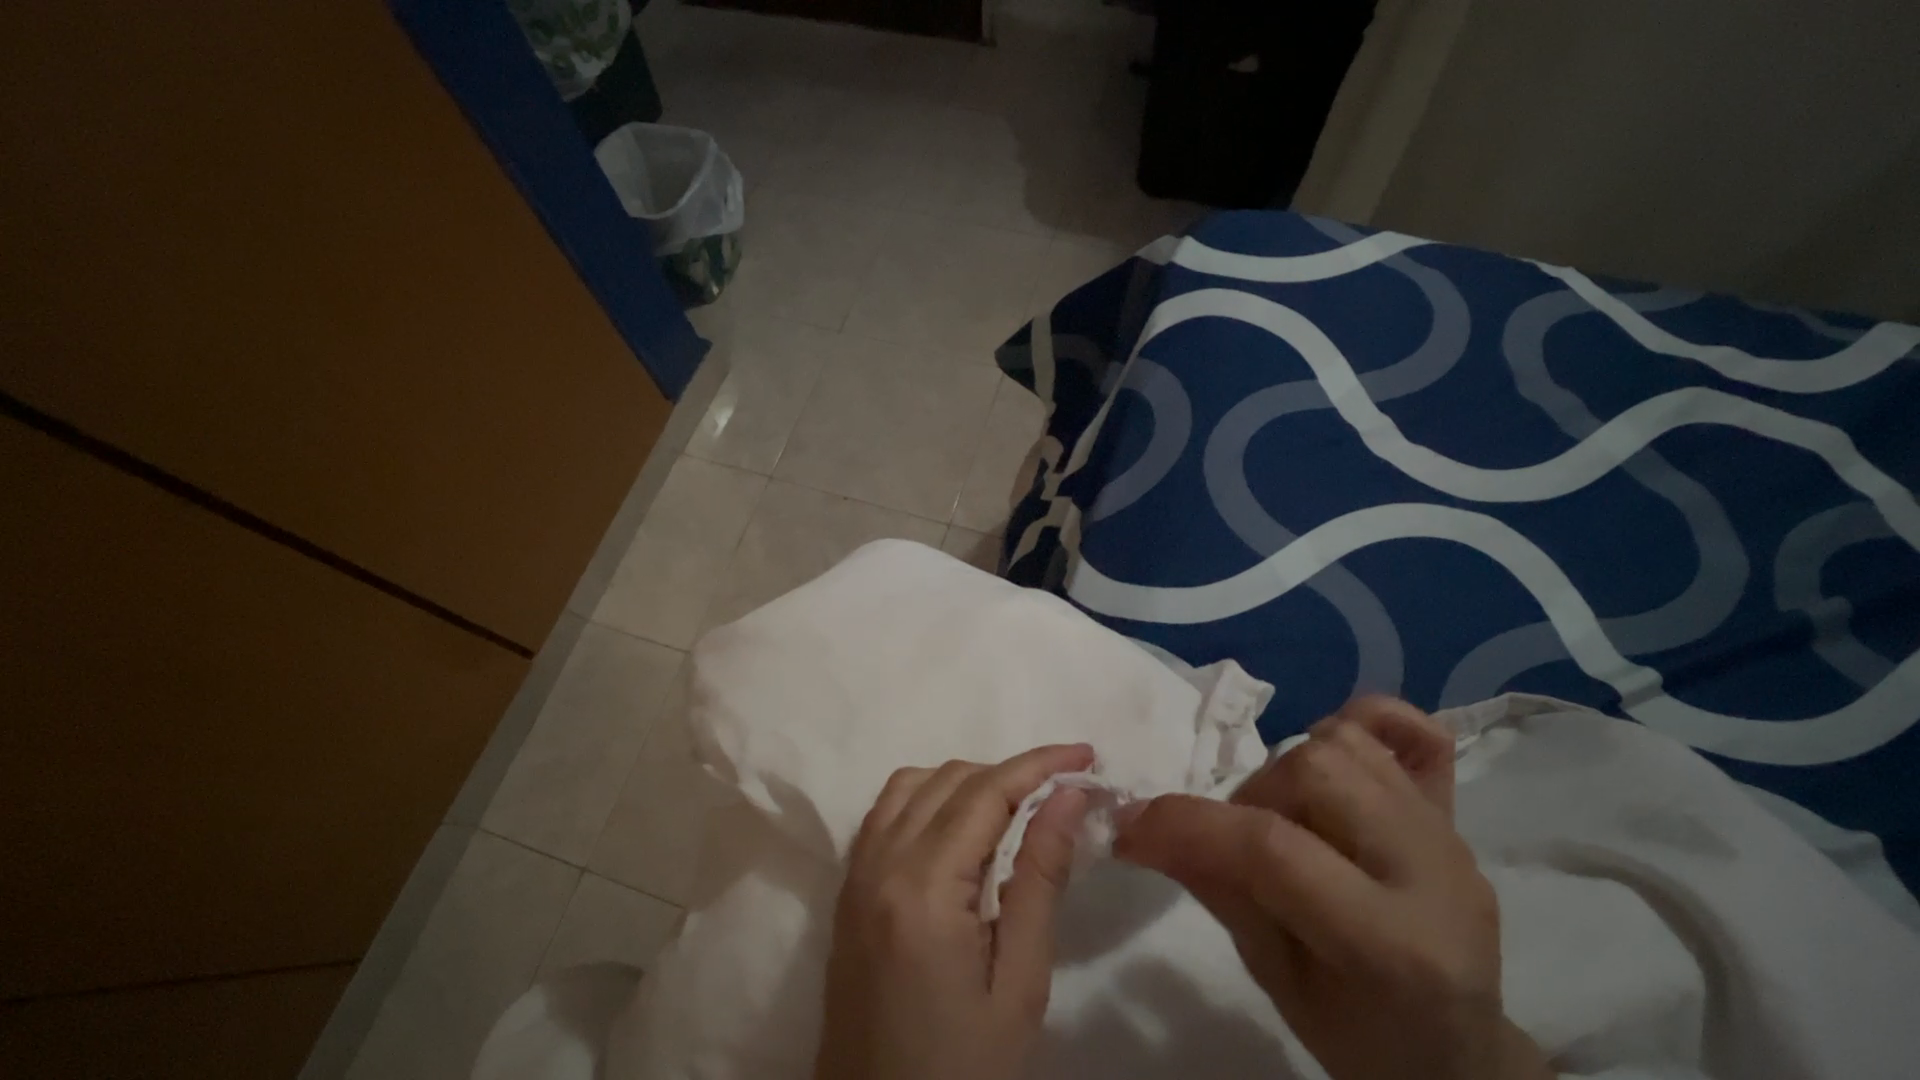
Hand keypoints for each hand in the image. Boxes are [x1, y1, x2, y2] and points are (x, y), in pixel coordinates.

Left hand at [814, 744, 1094, 1079]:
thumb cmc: (964, 1067)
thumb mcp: (1019, 983)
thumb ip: (1040, 879)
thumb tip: (1068, 797)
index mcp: (923, 888)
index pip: (986, 793)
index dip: (1039, 764)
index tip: (1086, 754)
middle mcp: (878, 864)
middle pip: (948, 779)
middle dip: (1009, 772)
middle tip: (1062, 792)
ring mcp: (854, 875)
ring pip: (910, 785)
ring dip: (966, 782)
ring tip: (1015, 809)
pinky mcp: (846, 892)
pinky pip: (884, 814)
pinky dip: (927, 799)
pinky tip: (960, 830)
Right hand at [1116, 697, 1551, 1079]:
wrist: (1455, 1050)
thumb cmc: (1358, 1034)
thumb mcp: (1275, 980)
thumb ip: (1219, 890)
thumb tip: (1142, 824)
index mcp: (1390, 943)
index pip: (1272, 850)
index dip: (1186, 826)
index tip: (1129, 827)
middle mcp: (1429, 868)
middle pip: (1314, 770)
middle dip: (1247, 796)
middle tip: (1232, 842)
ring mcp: (1448, 831)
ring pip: (1346, 741)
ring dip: (1289, 768)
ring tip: (1282, 817)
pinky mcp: (1455, 810)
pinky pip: (1413, 728)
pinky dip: (1360, 726)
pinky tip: (1332, 768)